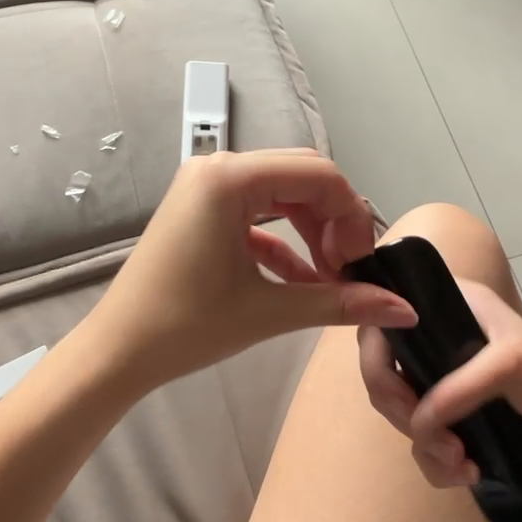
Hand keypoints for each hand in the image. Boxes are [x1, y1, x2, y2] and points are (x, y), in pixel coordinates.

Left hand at [79, 148, 416, 394]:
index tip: (361, 265)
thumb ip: (340, 302)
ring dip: (315, 232)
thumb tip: (404, 311)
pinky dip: (286, 242)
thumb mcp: (268, 311)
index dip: (352, 216)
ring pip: (284, 194)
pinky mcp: (202, 211)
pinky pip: (259, 214)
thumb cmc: (184, 327)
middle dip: (335, 221)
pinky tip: (305, 281)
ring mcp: (206, 188)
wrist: (117, 352)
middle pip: (303, 177)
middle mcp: (217, 168)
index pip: (318, 174)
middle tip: (350, 270)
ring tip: (333, 278)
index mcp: (229, 178)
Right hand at [359, 278, 521, 488]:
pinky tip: (469, 476)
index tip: (396, 383)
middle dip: (393, 400)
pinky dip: (433, 462)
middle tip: (419, 431)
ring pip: (398, 404)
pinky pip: (418, 441)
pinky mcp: (455, 428)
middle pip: (384, 357)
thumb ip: (469, 378)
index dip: (380, 338)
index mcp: (467, 307)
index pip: (397, 302)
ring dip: (420, 441)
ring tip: (461, 464)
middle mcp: (453, 339)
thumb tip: (418, 415)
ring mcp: (451, 385)